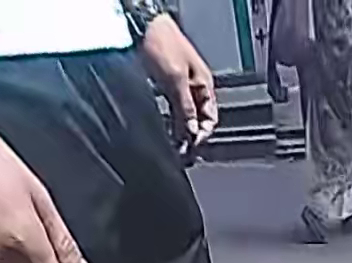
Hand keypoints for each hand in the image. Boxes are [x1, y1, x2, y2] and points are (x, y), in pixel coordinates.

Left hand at [139, 13, 218, 147]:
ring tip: (174, 146)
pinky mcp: (166, 86)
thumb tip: (192, 132)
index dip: (203, 133)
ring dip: (181, 132)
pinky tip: (167, 132)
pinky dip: (171, 122)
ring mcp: (181, 87)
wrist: (140, 22)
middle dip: (191, 136)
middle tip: (182, 151)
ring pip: (185, 117)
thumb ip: (186, 108)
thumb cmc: (161, 41)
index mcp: (205, 85)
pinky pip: (173, 110)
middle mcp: (195, 88)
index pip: (211, 118)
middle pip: (198, 120)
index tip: (192, 145)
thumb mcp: (176, 80)